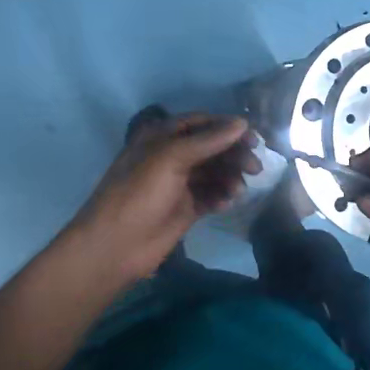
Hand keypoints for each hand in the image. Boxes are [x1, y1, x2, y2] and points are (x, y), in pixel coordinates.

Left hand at [69, 112, 260, 282]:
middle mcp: (172, 155)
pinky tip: (226, 203)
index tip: (252, 139)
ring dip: (230, 177)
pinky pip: (211, 195)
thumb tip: (242, 123)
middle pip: (213, 147)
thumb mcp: (171, 158)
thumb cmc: (139, 193)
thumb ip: (208, 140)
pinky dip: (221, 196)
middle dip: (234, 154)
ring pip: (215, 171)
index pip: (203, 123)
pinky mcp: (186, 208)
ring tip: (237, 190)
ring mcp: (179, 182)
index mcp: (163, 136)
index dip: (228, 128)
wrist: (115, 246)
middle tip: (255, 167)